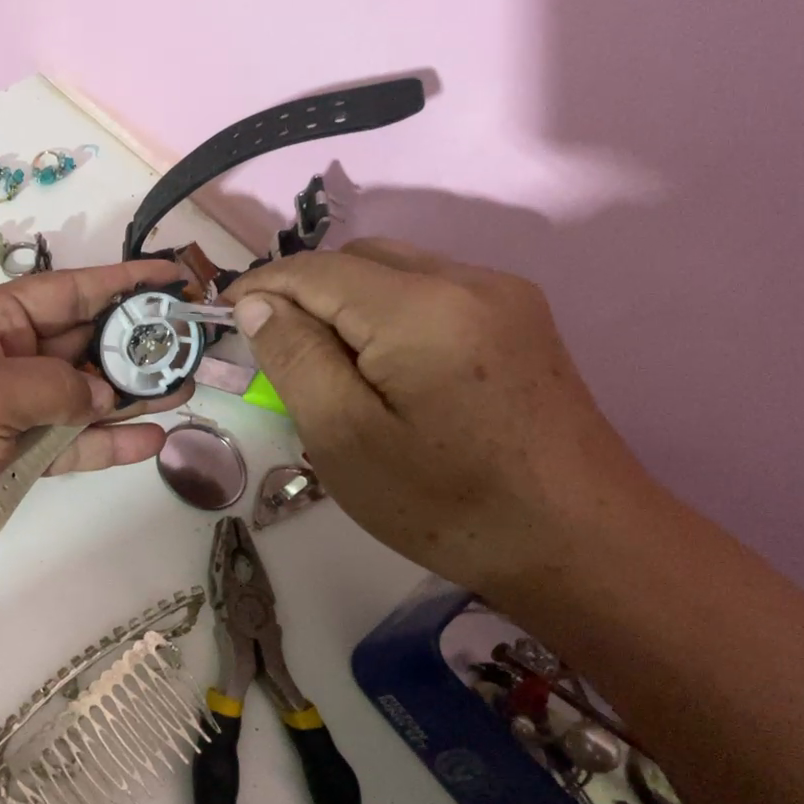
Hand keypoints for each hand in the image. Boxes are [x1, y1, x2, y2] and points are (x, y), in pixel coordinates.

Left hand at [0, 261, 193, 568]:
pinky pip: (67, 444)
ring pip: (82, 396)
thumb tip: (99, 394)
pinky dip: (105, 443)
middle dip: (137, 343)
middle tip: (194, 347)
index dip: (123, 283)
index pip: (66, 291)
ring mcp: (8, 410)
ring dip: (130, 394)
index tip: (176, 277)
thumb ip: (52, 387)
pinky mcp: (10, 458)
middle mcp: (2, 358)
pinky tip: (150, 439)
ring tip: (186, 388)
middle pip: (81, 342)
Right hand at [222, 239, 650, 594]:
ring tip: (324, 360)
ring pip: (395, 270)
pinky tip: (382, 364)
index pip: (316, 270)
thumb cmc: (446, 501)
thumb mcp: (344, 437)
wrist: (581, 545)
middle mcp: (468, 281)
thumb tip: (258, 304)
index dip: (261, 284)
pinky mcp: (521, 320)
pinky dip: (385, 310)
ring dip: (344, 299)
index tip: (222, 314)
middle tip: (272, 347)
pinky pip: (430, 290)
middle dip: (303, 290)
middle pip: (357, 258)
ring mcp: (504, 297)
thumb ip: (294, 358)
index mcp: (420, 309)